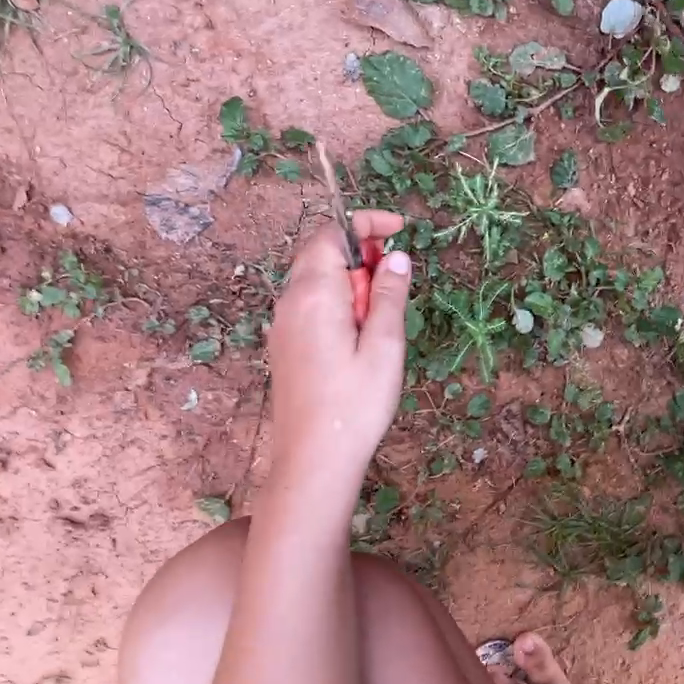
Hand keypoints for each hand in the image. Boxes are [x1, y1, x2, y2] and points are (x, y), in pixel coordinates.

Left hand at [266, 211, 411, 481]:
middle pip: (321, 252)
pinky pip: (311, 303)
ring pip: (317, 279)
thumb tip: (395, 256)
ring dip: (351, 281)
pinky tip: (359, 336)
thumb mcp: (384, 346)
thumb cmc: (355, 404)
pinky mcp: (285, 344)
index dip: (366, 223)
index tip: (400, 230)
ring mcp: (282, 324)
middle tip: (394, 285)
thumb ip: (388, 295)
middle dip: (362, 254)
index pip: (332, 233)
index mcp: (314, 294)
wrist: (313, 460)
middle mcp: (290, 302)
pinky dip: (338, 301)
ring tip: (379, 319)